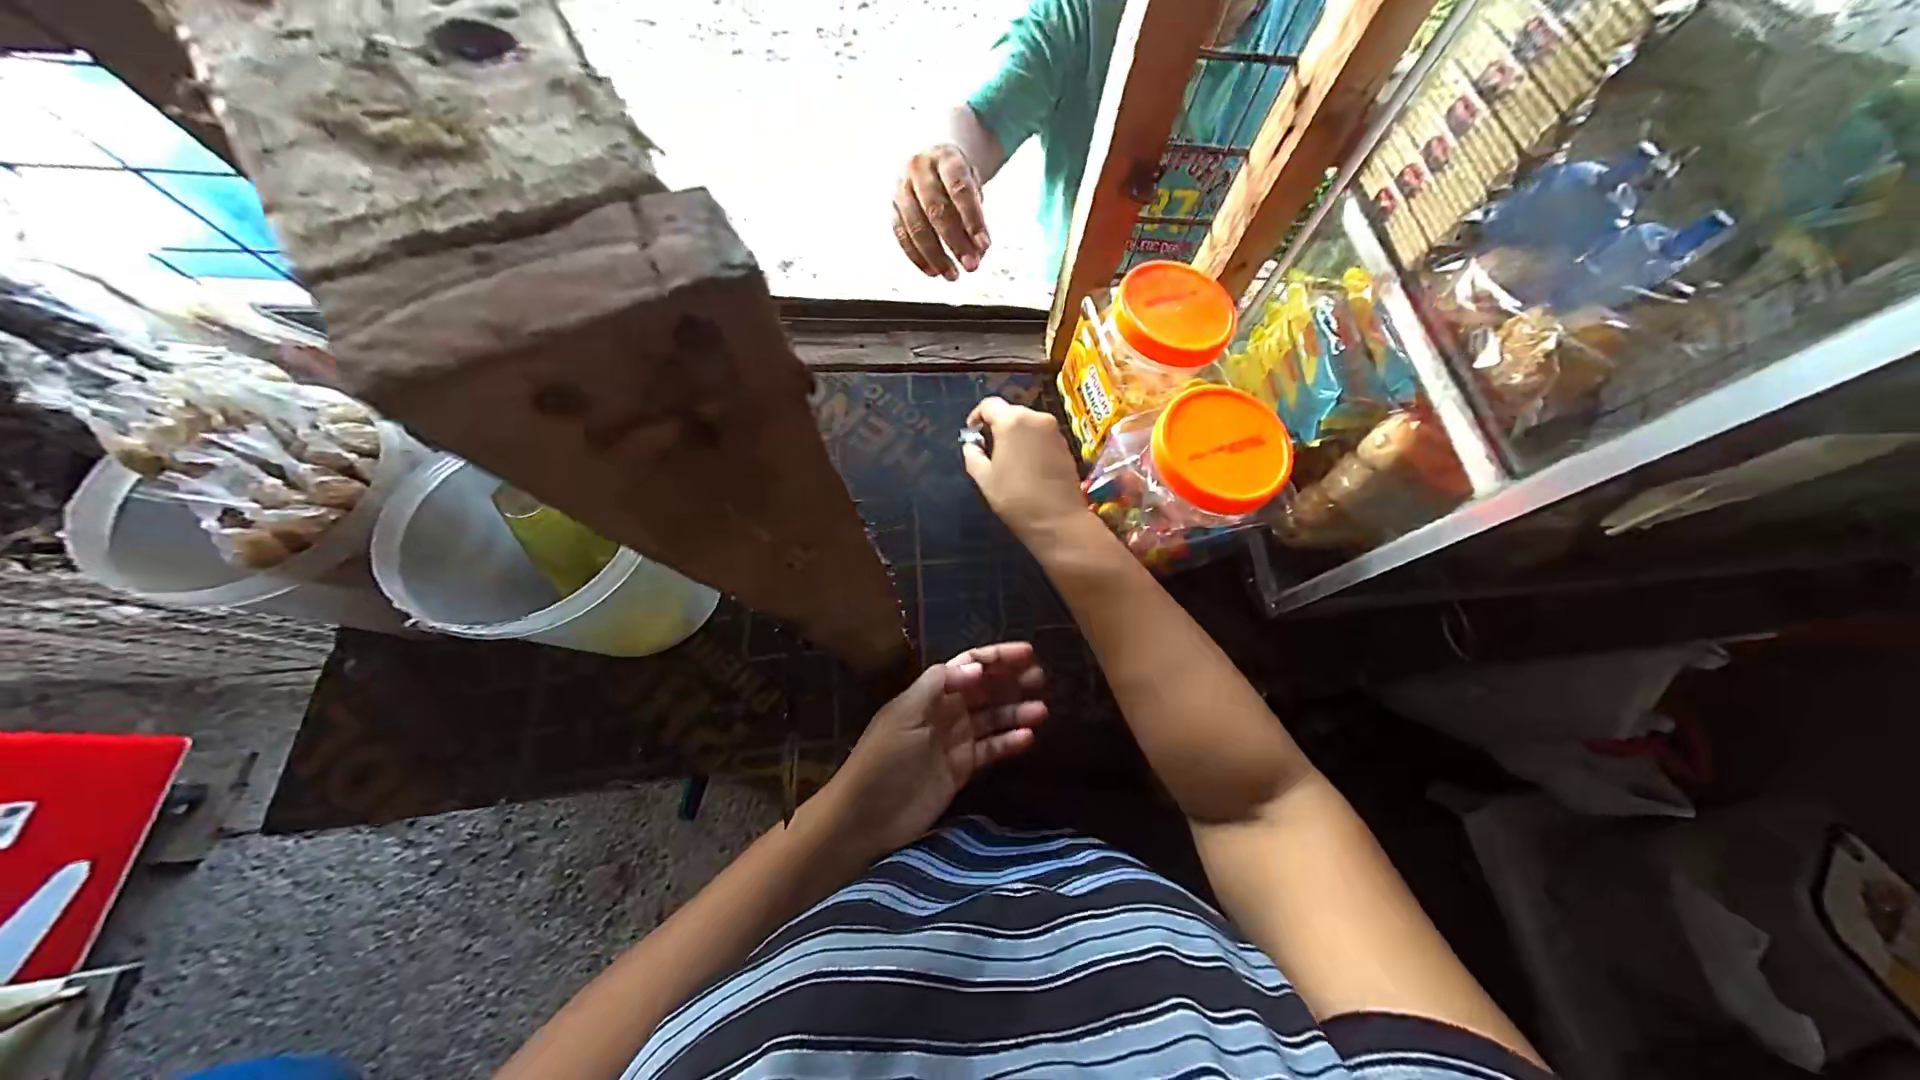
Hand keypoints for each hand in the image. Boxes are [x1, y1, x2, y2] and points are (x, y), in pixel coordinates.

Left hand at [818, 642, 1045, 858]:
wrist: (866, 816)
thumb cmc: (883, 759)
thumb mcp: (905, 714)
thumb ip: (939, 685)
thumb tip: (976, 666)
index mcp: (929, 693)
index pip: (968, 665)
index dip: (996, 658)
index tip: (1027, 653)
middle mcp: (944, 711)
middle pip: (984, 688)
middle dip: (1011, 680)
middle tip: (1041, 678)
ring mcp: (954, 740)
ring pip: (992, 717)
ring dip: (1016, 711)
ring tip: (1042, 710)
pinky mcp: (961, 768)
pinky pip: (991, 748)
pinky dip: (1009, 741)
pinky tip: (1028, 737)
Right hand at [893, 143, 990, 280]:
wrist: (929, 158)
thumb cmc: (956, 177)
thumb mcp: (973, 186)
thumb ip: (976, 216)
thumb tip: (978, 252)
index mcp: (945, 157)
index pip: (960, 189)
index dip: (972, 220)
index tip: (984, 246)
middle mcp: (919, 168)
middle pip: (936, 209)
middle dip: (955, 242)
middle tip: (971, 266)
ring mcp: (901, 187)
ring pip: (916, 226)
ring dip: (935, 256)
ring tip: (953, 275)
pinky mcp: (892, 206)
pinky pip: (901, 235)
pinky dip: (917, 257)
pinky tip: (933, 271)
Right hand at [962, 397, 1091, 541]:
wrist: (1058, 520)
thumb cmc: (1015, 499)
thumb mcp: (984, 478)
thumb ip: (973, 454)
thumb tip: (972, 444)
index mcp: (1012, 421)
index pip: (989, 405)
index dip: (976, 416)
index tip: (972, 433)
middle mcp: (1036, 418)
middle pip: (1010, 412)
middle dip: (997, 426)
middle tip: (988, 449)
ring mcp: (1054, 431)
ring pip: (1028, 424)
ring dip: (1016, 435)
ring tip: (1008, 460)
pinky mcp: (1066, 444)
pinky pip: (1042, 436)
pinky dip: (1031, 444)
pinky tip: (1027, 465)